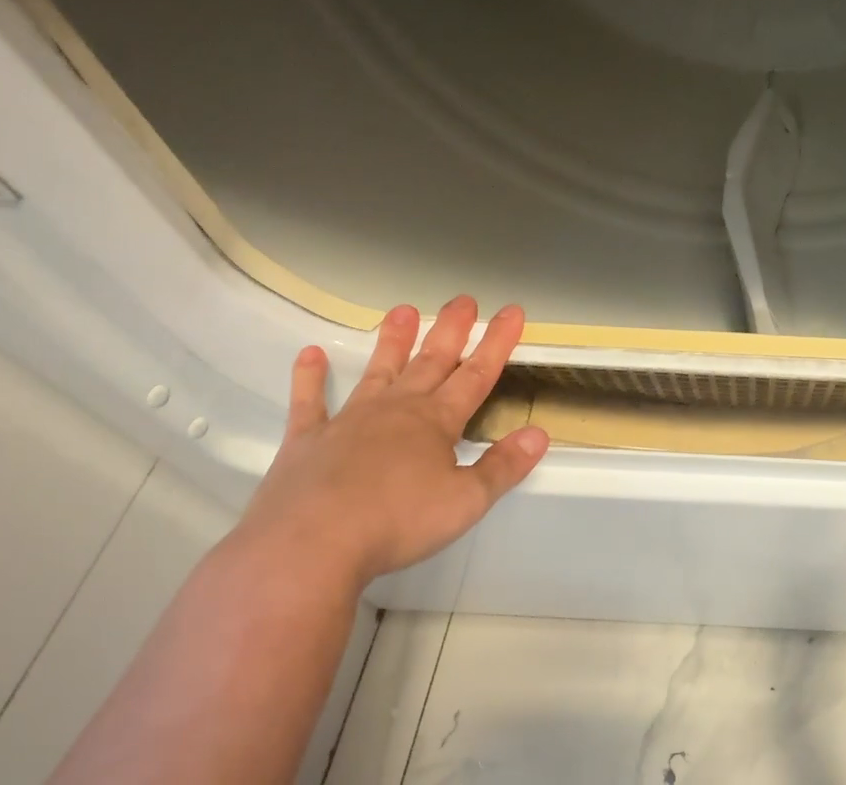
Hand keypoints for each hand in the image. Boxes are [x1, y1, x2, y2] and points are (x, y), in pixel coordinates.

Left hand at [229, 296, 548, 588]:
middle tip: (463, 300)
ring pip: (378, 371)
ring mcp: (348, 421)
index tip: (512, 312)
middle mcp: (395, 410)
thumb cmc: (396, 523)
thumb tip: (539, 434)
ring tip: (403, 310)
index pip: (476, 375)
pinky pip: (309, 402)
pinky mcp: (307, 441)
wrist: (308, 545)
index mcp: (436, 422)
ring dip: (393, 341)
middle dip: (451, 330)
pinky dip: (309, 378)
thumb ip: (503, 467)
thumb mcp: (465, 502)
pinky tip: (309, 355)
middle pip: (430, 362)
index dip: (497, 343)